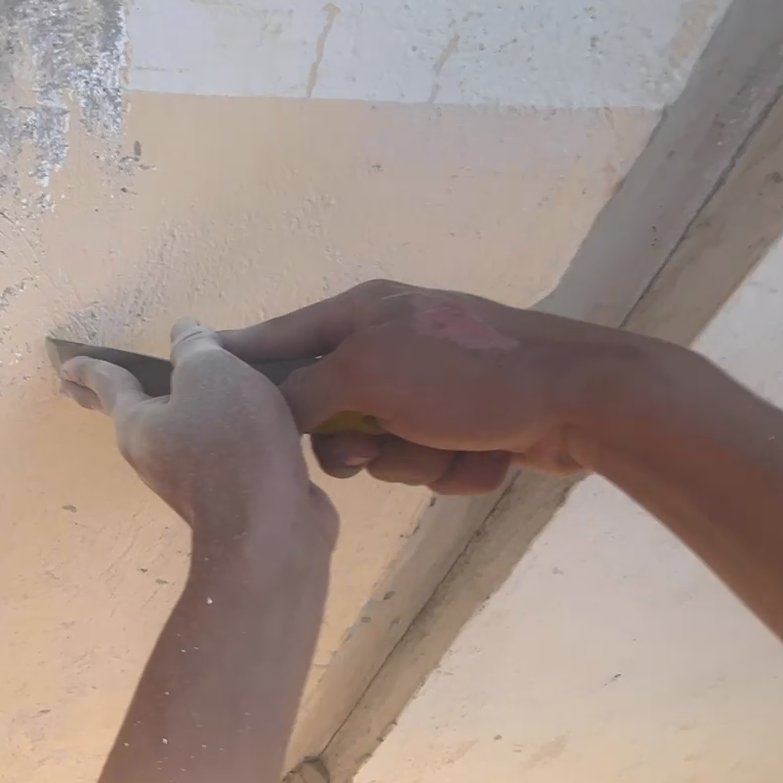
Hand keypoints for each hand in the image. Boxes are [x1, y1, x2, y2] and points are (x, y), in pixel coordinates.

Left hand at [60, 320, 335, 542]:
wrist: (271, 531)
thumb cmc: (230, 443)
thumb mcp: (211, 373)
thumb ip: (195, 348)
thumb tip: (184, 335)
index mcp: (138, 424)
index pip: (108, 385)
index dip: (89, 369)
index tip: (64, 367)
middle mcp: (153, 455)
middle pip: (134, 412)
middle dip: (113, 395)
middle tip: (85, 386)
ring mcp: (189, 479)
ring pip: (178, 430)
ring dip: (178, 409)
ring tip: (191, 387)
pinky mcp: (227, 492)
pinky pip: (216, 446)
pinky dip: (217, 427)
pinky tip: (242, 417)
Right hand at [219, 279, 661, 493]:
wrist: (586, 401)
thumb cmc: (466, 374)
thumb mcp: (367, 372)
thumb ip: (304, 390)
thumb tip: (274, 411)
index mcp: (362, 315)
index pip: (277, 337)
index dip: (237, 357)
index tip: (196, 370)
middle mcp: (387, 346)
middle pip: (323, 407)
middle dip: (349, 440)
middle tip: (368, 448)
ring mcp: (424, 386)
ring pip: (373, 445)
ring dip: (407, 460)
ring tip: (445, 448)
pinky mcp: (457, 423)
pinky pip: (419, 460)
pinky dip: (446, 467)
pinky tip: (481, 455)